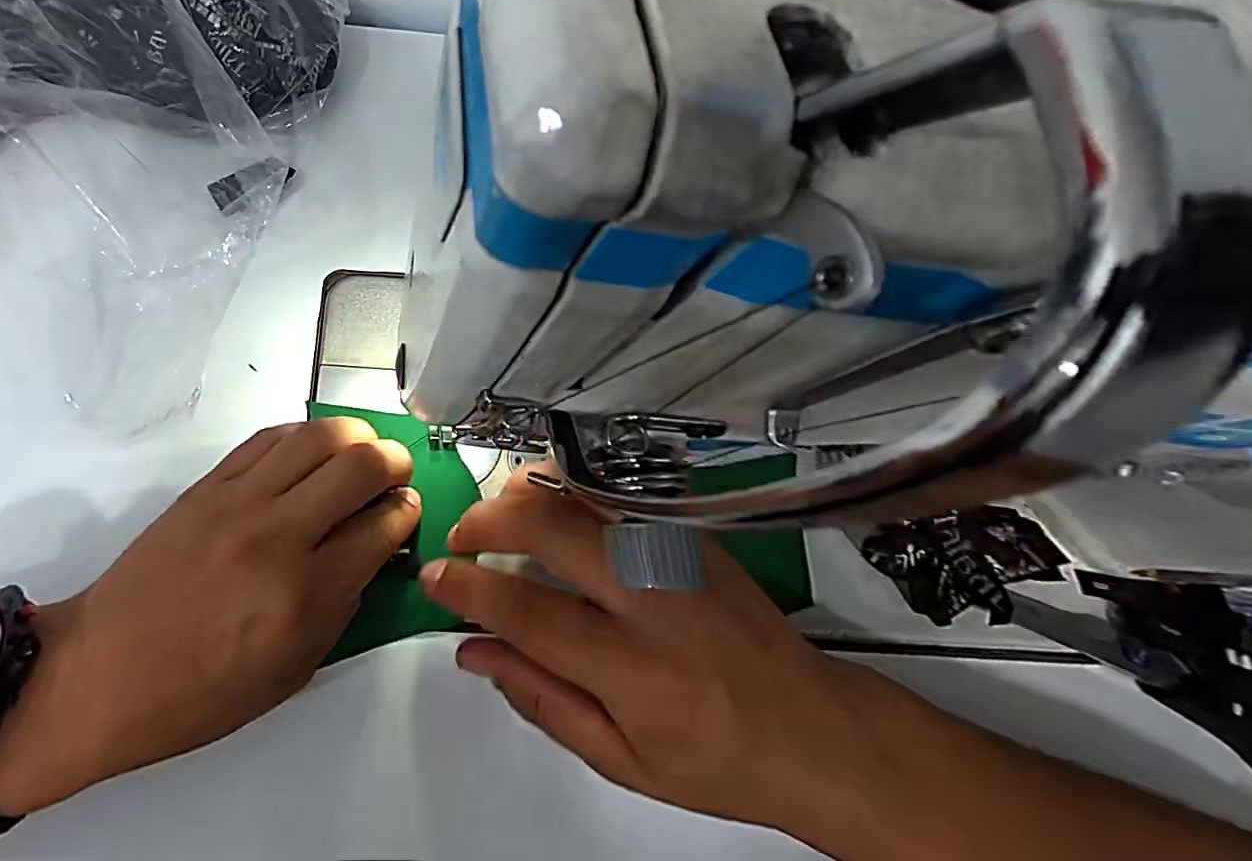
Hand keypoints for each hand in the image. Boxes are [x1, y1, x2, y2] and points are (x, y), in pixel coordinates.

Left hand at [0, 418, 418, 814]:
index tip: (408, 508)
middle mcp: (277, 537)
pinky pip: (267, 439)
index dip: (406, 513)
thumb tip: (371, 553)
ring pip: (316, 437)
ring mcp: (238, 502)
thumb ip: (340, 609)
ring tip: (364, 445)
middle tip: (398, 469)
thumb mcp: (289, 672)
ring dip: (355, 433)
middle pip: (358, 467)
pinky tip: (313, 446)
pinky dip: (302, 434)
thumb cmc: (199, 691)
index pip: (379, 529)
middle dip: (394, 460)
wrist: (101, 673)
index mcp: (302, 596)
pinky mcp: (207, 485)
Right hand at [421, 467, 1251, 860]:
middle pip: (550, 530)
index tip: (433, 576)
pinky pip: (611, 496)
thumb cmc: (713, 759)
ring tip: (496, 516)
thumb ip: (539, 699)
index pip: (528, 613)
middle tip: (461, 539)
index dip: (469, 590)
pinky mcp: (691, 534)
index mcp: (632, 668)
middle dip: (488, 523)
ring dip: (524, 496)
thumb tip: (472, 652)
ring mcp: (675, 555)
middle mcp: (652, 598)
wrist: (817, 730)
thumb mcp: (619, 759)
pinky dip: (566, 492)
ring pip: (582, 497)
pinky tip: (546, 506)